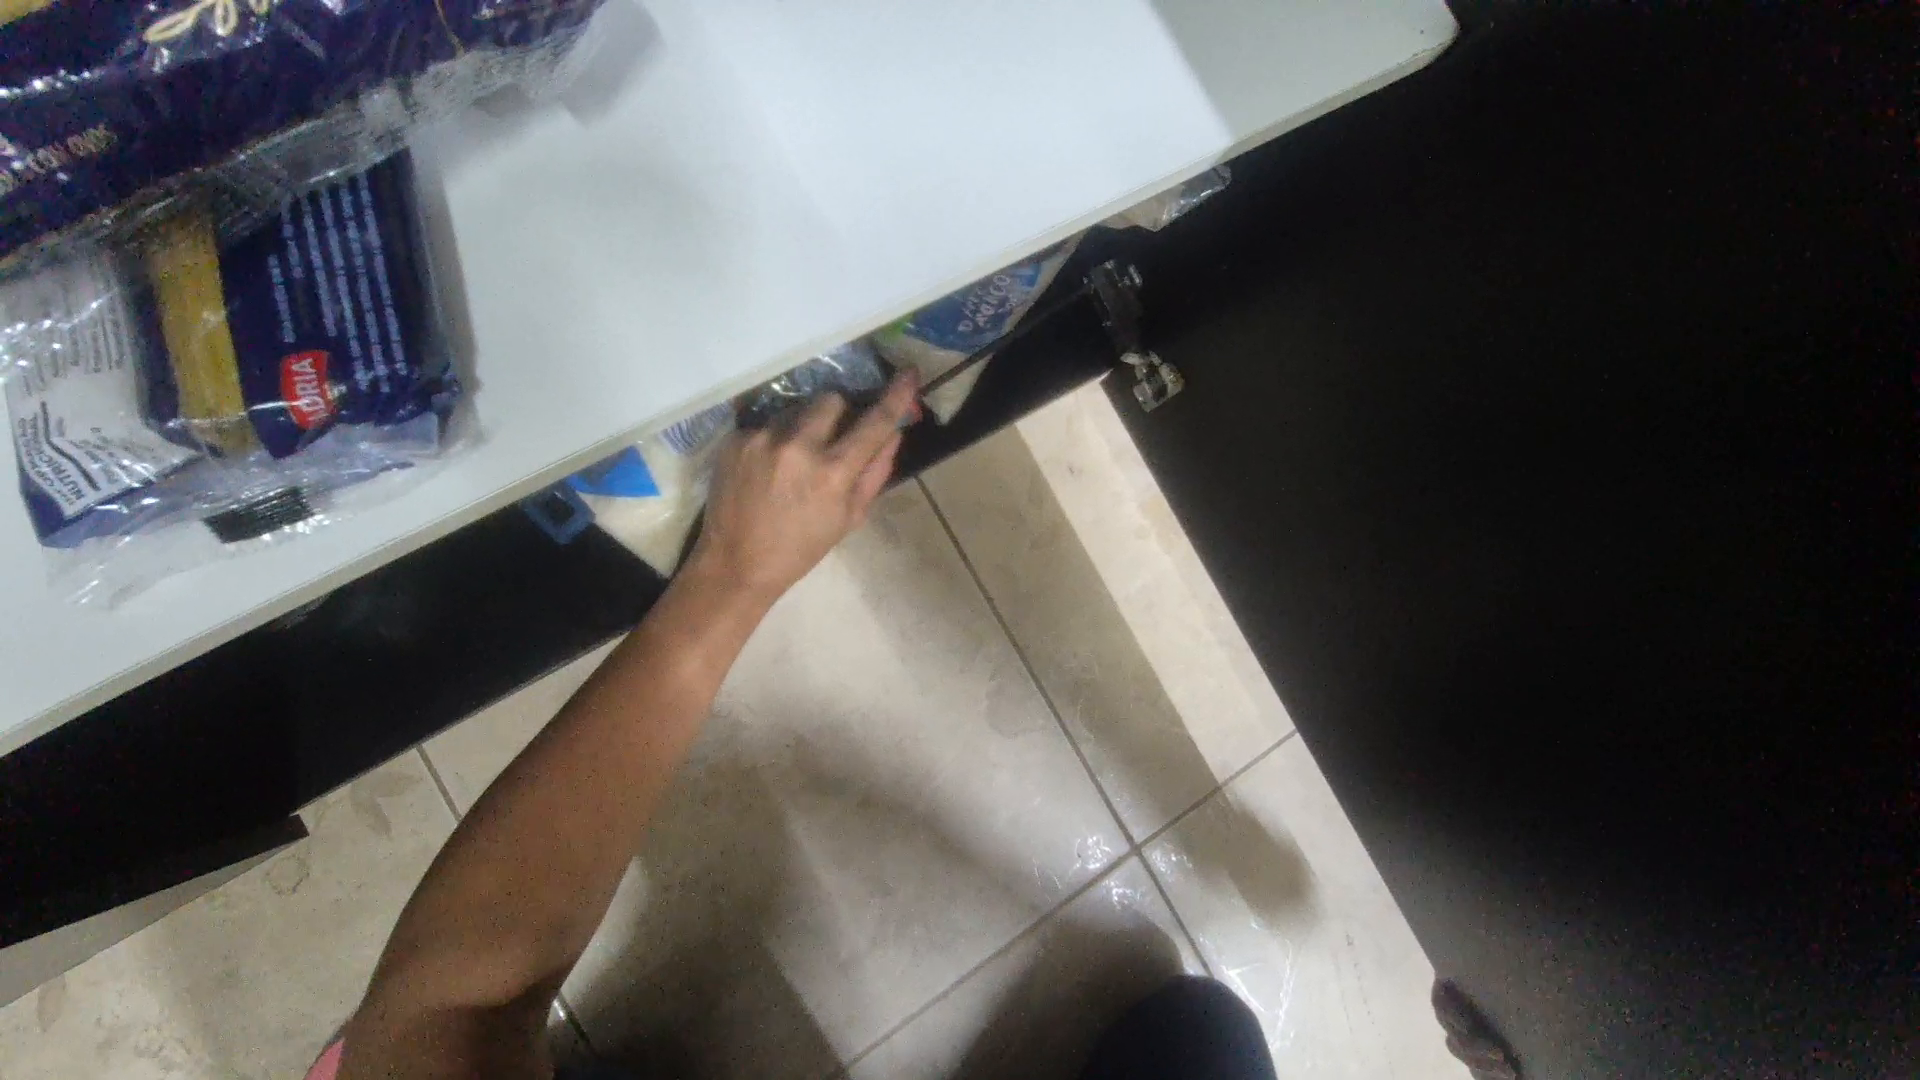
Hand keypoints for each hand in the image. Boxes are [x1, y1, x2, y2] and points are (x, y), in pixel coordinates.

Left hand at [687, 373, 919, 604]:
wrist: (736, 563)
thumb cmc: (801, 548)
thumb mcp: (849, 518)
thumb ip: (875, 473)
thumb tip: (894, 434)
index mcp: (832, 473)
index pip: (874, 423)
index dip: (896, 396)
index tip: (908, 374)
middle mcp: (798, 447)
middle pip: (831, 399)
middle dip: (838, 413)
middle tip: (833, 437)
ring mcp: (762, 439)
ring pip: (796, 410)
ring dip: (802, 427)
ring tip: (791, 461)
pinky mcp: (735, 439)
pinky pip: (766, 424)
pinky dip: (773, 441)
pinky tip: (766, 469)